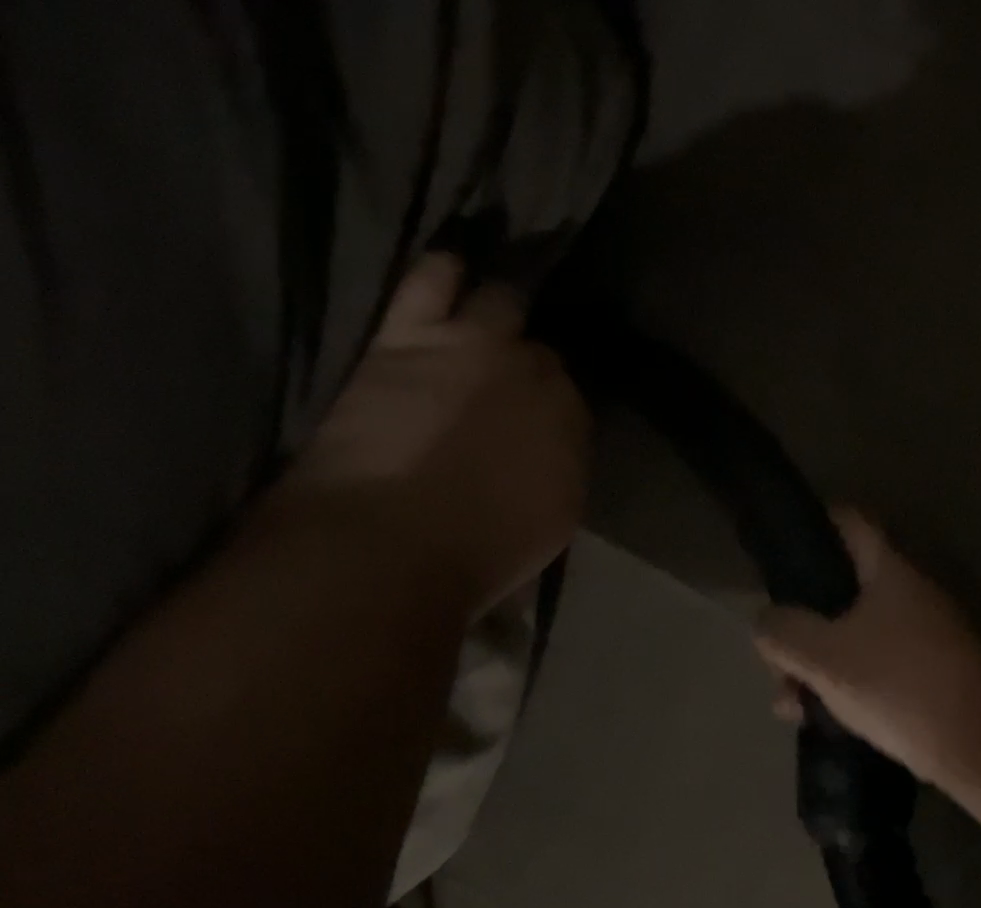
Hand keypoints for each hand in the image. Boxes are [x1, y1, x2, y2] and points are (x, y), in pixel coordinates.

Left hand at [271, 254, 590, 614]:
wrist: (392, 545)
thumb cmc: (477, 555)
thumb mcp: (546, 526)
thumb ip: (553, 477)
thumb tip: (543, 460)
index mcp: (574, 433)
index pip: (569, 402)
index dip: (546, 406)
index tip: (528, 419)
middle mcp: (540, 382)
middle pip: (540, 354)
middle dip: (527, 361)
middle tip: (507, 375)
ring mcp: (478, 351)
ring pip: (504, 305)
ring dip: (501, 306)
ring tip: (493, 305)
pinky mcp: (411, 337)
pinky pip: (434, 283)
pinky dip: (445, 272)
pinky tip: (450, 264)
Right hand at [754, 511, 980, 783]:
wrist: (976, 745)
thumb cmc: (897, 686)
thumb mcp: (824, 658)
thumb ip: (784, 632)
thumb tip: (766, 619)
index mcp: (891, 571)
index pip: (849, 523)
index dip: (812, 526)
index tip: (778, 553)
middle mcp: (911, 594)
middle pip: (841, 590)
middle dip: (801, 626)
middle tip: (775, 664)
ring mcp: (924, 634)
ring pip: (853, 636)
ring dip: (817, 666)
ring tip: (792, 707)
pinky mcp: (929, 673)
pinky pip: (876, 666)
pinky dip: (846, 686)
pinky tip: (823, 721)